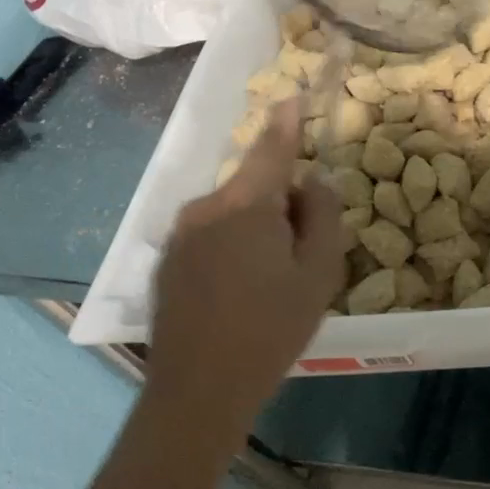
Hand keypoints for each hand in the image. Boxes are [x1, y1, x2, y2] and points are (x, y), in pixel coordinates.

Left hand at [146, 98, 343, 429]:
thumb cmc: (270, 327)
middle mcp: (204, 209)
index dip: (286, 123)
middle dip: (282, 199)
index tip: (292, 96)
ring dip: (258, 226)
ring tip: (278, 275)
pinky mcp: (167, 264)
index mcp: (244, 205)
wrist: (198, 391)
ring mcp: (178, 237)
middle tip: (308, 246)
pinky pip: (212, 236)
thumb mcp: (319, 272)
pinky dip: (235, 245)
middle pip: (254, 186)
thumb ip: (323, 215)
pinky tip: (246, 289)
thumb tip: (313, 181)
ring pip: (232, 212)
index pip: (271, 149)